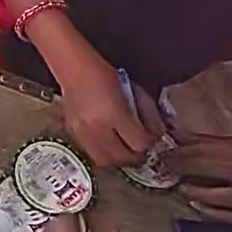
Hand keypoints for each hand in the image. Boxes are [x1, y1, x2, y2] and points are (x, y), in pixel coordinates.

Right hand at [55, 51, 153, 168]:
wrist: (75, 70)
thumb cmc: (105, 76)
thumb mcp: (133, 91)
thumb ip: (148, 113)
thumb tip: (158, 132)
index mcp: (115, 115)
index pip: (139, 143)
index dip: (149, 142)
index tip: (150, 138)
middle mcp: (98, 128)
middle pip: (123, 157)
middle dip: (135, 155)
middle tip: (139, 148)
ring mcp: (83, 133)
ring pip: (105, 161)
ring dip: (118, 159)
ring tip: (123, 150)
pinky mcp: (73, 134)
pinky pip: (91, 154)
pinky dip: (102, 153)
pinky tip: (107, 144)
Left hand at [171, 137, 231, 224]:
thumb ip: (216, 143)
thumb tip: (183, 138)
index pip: (201, 149)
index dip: (179, 150)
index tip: (165, 150)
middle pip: (203, 169)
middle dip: (181, 167)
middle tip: (166, 168)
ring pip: (212, 196)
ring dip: (192, 191)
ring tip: (181, 187)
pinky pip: (228, 217)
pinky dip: (209, 212)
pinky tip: (197, 206)